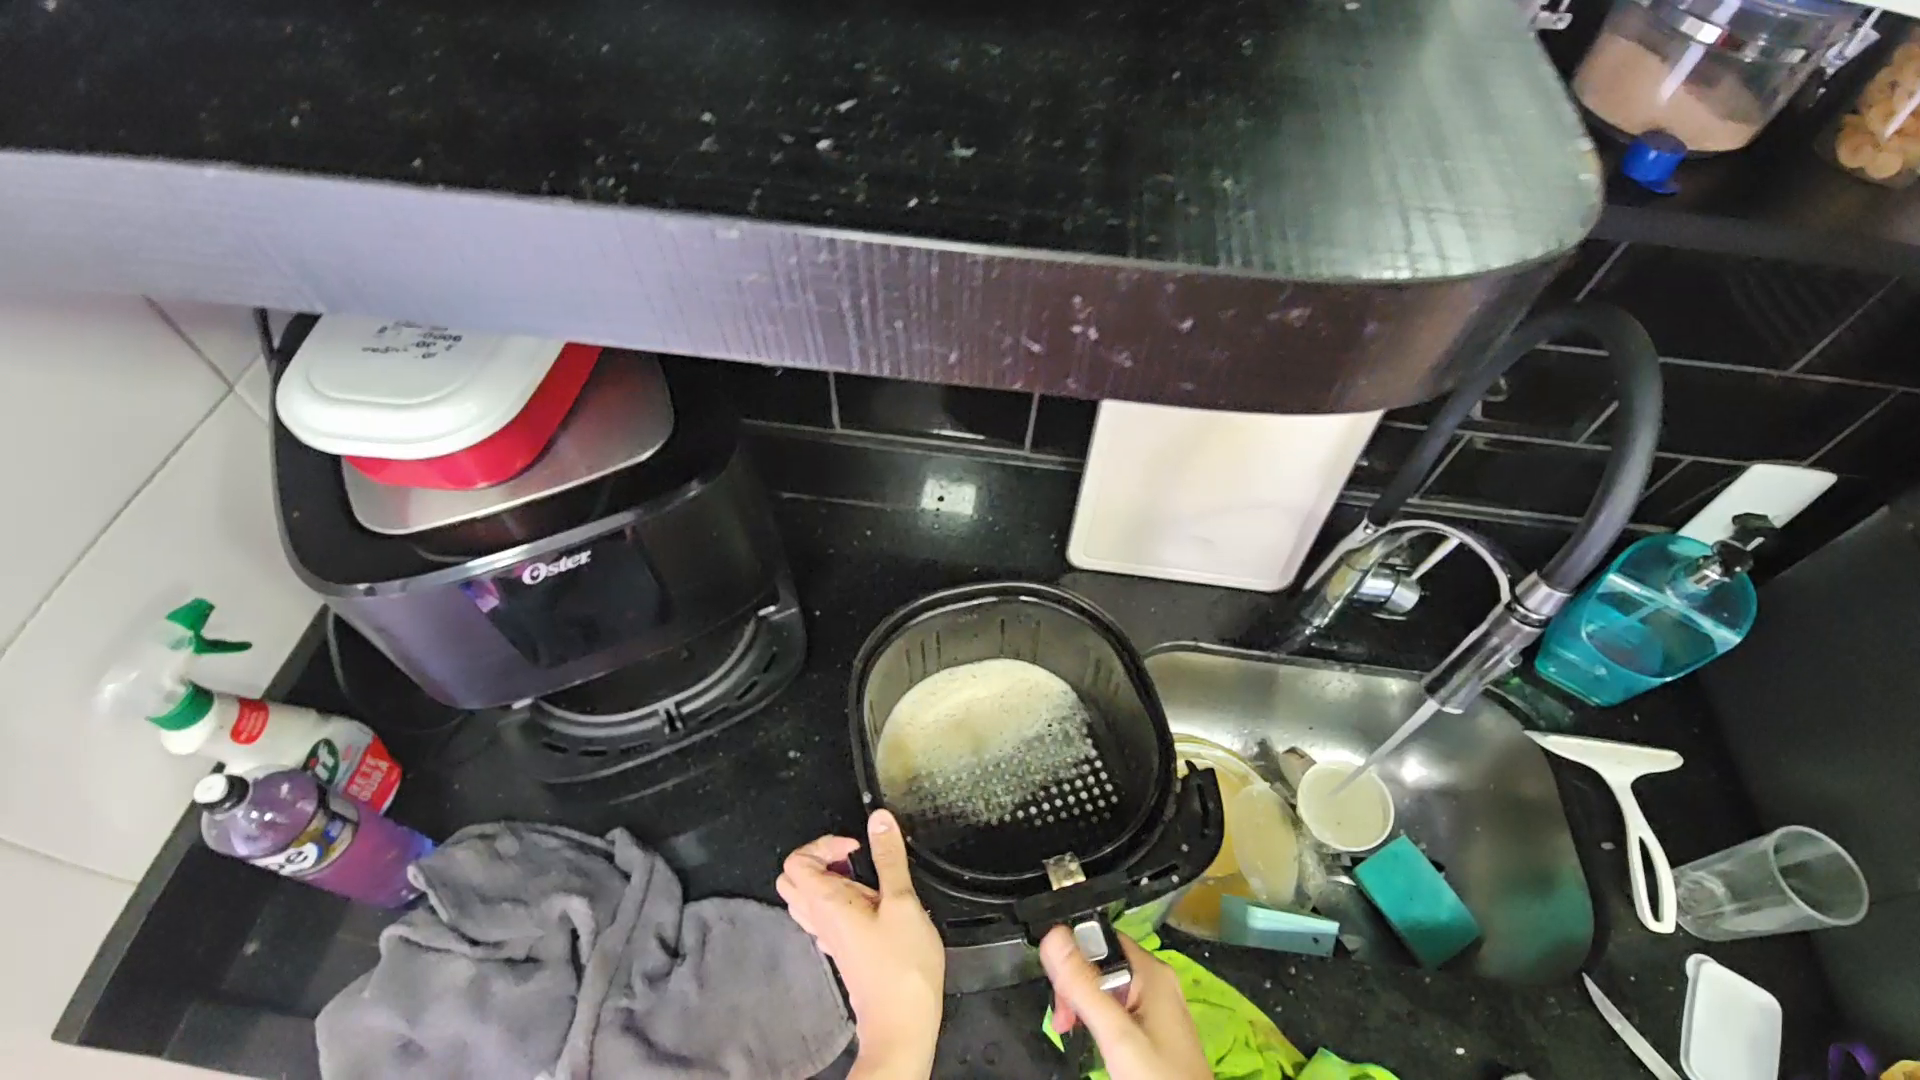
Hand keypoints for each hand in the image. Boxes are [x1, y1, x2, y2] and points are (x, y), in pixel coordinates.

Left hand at [778, 810, 944, 1079]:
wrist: (902, 1023)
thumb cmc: (902, 965)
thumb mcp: (902, 901)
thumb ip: (889, 857)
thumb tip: (879, 820)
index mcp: (826, 903)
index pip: (796, 861)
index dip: (824, 844)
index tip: (857, 847)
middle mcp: (819, 919)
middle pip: (794, 878)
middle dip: (821, 858)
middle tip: (854, 858)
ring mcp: (828, 936)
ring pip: (808, 898)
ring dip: (831, 879)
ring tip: (866, 879)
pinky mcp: (842, 949)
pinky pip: (825, 915)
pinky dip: (840, 899)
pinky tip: (872, 904)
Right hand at [1040, 925, 1209, 1079]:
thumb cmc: (1157, 1077)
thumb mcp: (1116, 1033)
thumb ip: (1084, 985)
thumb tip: (1053, 935)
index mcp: (1150, 972)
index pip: (1101, 940)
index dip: (1073, 958)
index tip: (1058, 990)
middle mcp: (1155, 980)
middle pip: (1101, 963)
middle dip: (1076, 987)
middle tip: (1064, 1020)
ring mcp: (1156, 1003)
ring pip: (1107, 986)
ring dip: (1084, 1004)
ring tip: (1073, 1030)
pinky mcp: (1153, 1024)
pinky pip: (1118, 1005)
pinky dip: (1100, 1017)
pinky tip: (1095, 1038)